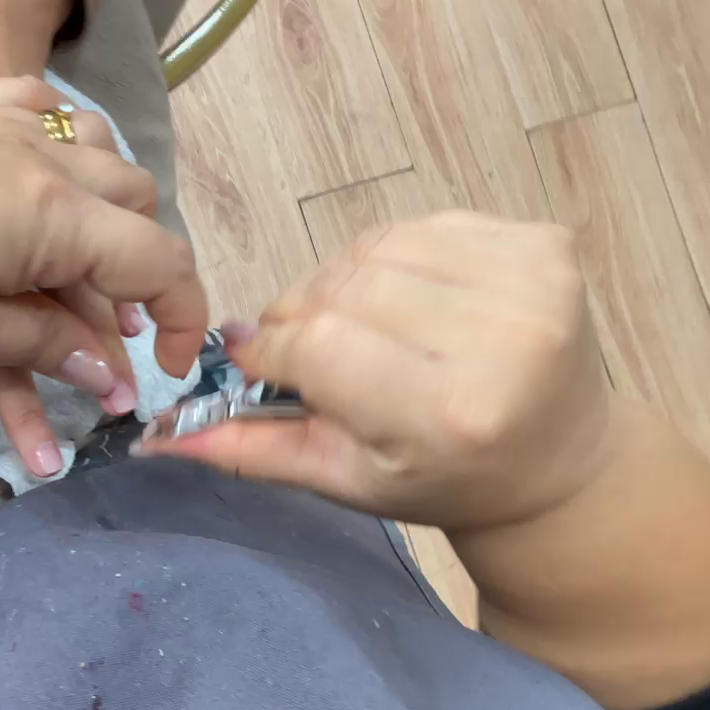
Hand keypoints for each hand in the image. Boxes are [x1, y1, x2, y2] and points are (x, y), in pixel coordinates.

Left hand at [0, 0, 126, 477]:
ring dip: (109, 209)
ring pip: (97, 151)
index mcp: (55, 215)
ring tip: (90, 261)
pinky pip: (37, 109)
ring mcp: (0, 125)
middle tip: (119, 328)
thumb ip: (48, 348)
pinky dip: (59, 147)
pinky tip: (43, 174)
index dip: (181, 318)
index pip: (158, 261)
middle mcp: (44, 157)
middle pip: (137, 202)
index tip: (171, 367)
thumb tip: (108, 374)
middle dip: (143, 270)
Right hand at [139, 212, 612, 531]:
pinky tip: (396, 300)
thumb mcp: (336, 480)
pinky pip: (417, 226)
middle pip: (341, 289)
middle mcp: (504, 339)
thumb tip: (153, 437)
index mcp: (450, 413)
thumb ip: (247, 450)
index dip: (270, 350)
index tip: (258, 365)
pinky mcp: (546, 242)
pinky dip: (383, 259)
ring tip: (349, 327)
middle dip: (300, 316)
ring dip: (336, 285)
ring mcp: (534, 280)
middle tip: (304, 352)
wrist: (556, 461)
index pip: (318, 345)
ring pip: (371, 249)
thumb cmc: (436, 482)